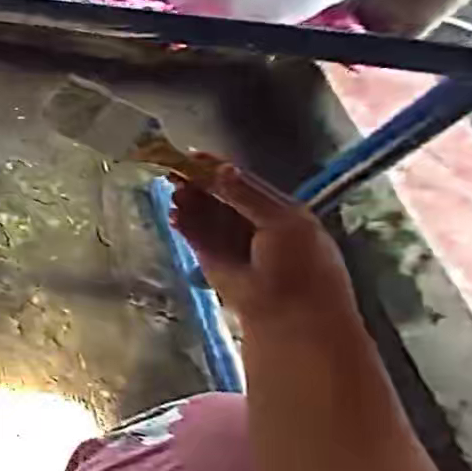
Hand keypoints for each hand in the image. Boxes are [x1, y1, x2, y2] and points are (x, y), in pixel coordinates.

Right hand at [169, 153, 357, 330]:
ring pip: (204, 212)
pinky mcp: (211, 257)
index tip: (192, 155)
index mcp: (278, 210)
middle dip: (198, 183)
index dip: (217, 168)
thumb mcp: (282, 222)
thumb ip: (248, 195)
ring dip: (188, 201)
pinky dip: (183, 223)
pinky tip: (173, 215)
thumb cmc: (298, 266)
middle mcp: (252, 221)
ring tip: (173, 193)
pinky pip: (194, 234)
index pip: (242, 182)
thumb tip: (221, 168)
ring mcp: (230, 239)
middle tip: (173, 172)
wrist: (290, 315)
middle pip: (218, 194)